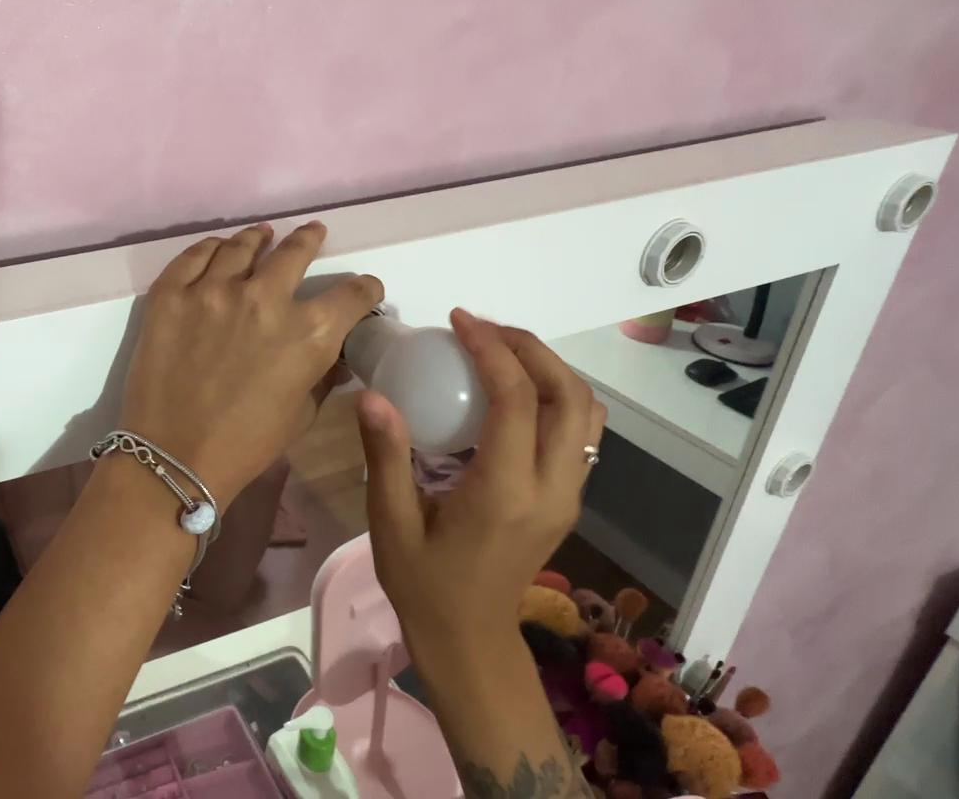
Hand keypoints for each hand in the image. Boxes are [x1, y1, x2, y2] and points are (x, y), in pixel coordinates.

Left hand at [118, 222, 383, 500]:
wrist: (173, 454)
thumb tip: (335, 357)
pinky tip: (217, 247)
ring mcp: (213, 290)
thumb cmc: (246, 444)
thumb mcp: (301, 414)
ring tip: (262, 234)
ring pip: (242, 246)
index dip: (364, 290)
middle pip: (295, 253)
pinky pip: (194, 256)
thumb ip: (321, 376)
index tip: (363, 288)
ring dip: (258, 238)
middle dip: (309, 240)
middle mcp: (265, 298)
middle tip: (312, 232)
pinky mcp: (171, 294)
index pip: (352, 295)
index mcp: (310, 332)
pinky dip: (210, 248)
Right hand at [359, 308, 605, 660]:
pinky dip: (555, 395)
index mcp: (506, 491)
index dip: (491, 349)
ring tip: (499, 350)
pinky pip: (580, 432)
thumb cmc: (423, 582)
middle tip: (482, 328)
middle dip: (531, 348)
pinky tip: (511, 392)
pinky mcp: (566, 500)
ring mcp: (567, 495)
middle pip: (570, 396)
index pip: (517, 400)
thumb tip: (372, 394)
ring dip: (549, 369)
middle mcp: (551, 488)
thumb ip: (386, 455)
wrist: (468, 639)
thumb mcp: (390, 521)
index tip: (459, 320)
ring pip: (586, 412)